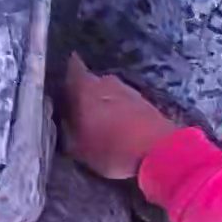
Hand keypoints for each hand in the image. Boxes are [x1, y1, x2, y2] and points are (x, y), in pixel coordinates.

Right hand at [60, 55, 180, 179]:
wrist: (160, 151)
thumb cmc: (112, 149)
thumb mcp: (80, 149)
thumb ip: (71, 132)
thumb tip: (67, 124)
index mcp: (86, 89)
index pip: (72, 70)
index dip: (66, 75)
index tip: (61, 85)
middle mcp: (107, 83)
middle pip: (92, 81)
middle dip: (85, 92)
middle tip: (78, 108)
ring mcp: (129, 90)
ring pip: (110, 91)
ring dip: (105, 101)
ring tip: (99, 119)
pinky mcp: (146, 102)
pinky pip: (125, 101)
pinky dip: (120, 109)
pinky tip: (118, 123)